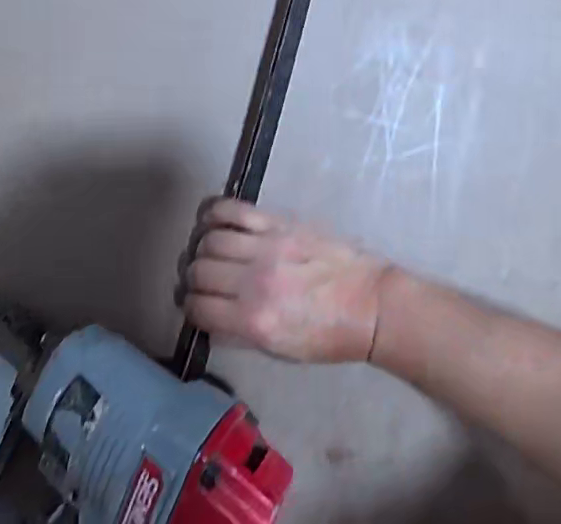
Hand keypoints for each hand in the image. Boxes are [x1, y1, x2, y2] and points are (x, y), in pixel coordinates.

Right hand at [179, 198, 391, 363]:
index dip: (190, 307)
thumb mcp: (280, 351)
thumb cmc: (328, 335)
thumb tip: (207, 315)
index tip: (194, 303)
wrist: (371, 304)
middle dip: (192, 277)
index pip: (197, 308)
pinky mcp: (279, 223)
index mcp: (255, 321)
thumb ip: (238, 333)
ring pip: (209, 239)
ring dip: (201, 247)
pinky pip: (232, 210)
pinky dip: (213, 212)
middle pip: (198, 270)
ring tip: (208, 251)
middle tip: (201, 278)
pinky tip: (211, 220)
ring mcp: (267, 247)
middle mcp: (255, 282)